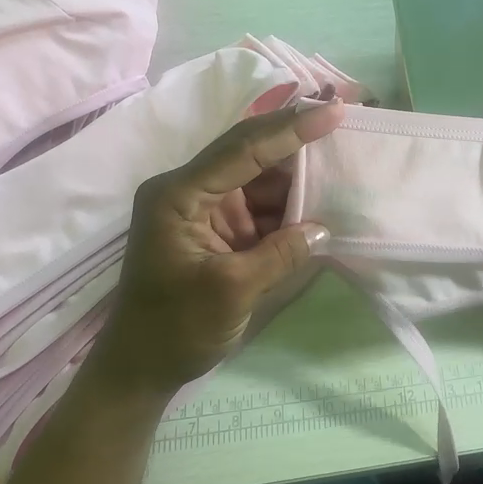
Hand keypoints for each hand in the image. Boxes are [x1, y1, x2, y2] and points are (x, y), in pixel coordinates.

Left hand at [91, 102, 346, 395]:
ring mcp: (205, 210)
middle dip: (296, 138)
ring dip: (298, 174)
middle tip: (342, 119)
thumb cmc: (174, 329)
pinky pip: (261, 205)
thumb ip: (280, 254)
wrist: (140, 371)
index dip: (291, 129)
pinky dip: (291, 204)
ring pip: (260, 177)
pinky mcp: (219, 230)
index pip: (243, 149)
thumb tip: (324, 228)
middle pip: (250, 153)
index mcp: (179, 195)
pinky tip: (322, 199)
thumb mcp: (231, 292)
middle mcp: (189, 190)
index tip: (335, 112)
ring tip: (342, 157)